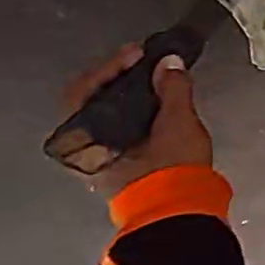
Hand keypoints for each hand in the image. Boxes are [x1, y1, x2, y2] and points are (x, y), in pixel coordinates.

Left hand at [59, 43, 212, 198]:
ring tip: (155, 79)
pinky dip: (134, 110)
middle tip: (145, 62)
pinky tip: (156, 104)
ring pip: (106, 114)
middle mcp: (85, 149)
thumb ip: (172, 88)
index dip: (111, 65)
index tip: (140, 53)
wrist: (180, 212)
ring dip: (129, 94)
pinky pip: (119, 127)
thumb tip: (168, 61)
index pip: (84, 88)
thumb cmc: (172, 169)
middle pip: (93, 100)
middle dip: (119, 77)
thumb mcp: (177, 122)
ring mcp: (101, 159)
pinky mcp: (121, 165)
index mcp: (86, 138)